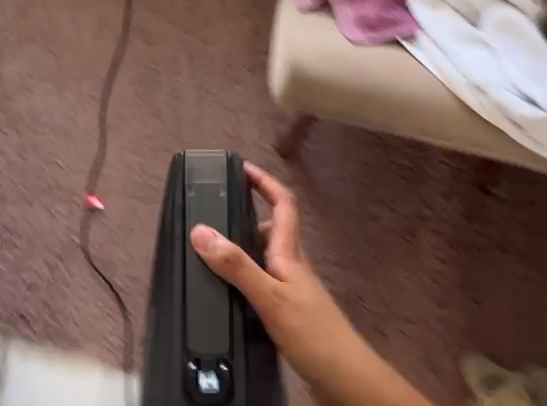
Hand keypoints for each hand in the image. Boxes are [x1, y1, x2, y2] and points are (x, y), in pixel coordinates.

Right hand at [190, 163, 432, 405]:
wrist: (345, 379)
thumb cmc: (312, 332)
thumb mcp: (269, 296)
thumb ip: (236, 265)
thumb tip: (201, 231)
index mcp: (291, 253)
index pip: (284, 203)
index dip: (265, 181)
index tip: (243, 167)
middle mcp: (294, 266)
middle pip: (274, 227)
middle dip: (249, 214)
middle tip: (219, 214)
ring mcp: (294, 290)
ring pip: (268, 256)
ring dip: (246, 248)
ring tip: (217, 253)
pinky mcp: (292, 313)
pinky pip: (265, 282)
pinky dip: (248, 278)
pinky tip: (233, 294)